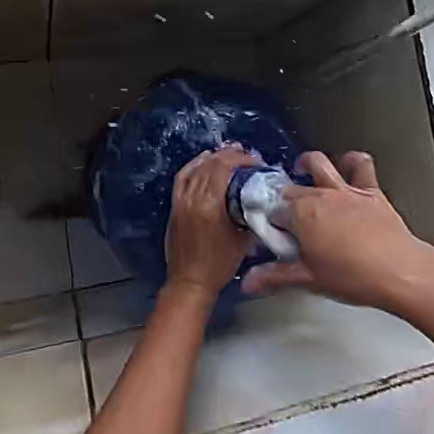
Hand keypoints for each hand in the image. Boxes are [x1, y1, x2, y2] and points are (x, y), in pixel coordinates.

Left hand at [165, 144, 257, 299]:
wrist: (190, 281)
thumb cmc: (219, 264)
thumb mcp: (242, 241)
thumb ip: (249, 215)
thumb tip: (258, 199)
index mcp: (210, 205)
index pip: (223, 169)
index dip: (240, 160)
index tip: (255, 161)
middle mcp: (193, 198)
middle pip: (210, 165)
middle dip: (229, 156)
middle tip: (246, 155)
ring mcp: (181, 200)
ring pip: (196, 169)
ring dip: (212, 158)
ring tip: (228, 153)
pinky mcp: (175, 205)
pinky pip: (182, 178)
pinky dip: (193, 166)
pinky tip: (203, 161)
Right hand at [241, 150, 433, 315]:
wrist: (402, 274)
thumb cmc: (356, 276)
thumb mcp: (309, 280)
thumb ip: (275, 277)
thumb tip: (250, 282)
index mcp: (299, 215)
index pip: (272, 212)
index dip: (270, 222)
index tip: (274, 234)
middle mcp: (319, 196)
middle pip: (290, 188)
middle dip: (283, 198)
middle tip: (287, 216)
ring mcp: (344, 190)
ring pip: (318, 163)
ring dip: (307, 163)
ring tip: (301, 168)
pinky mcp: (369, 191)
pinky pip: (360, 165)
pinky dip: (352, 160)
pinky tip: (346, 162)